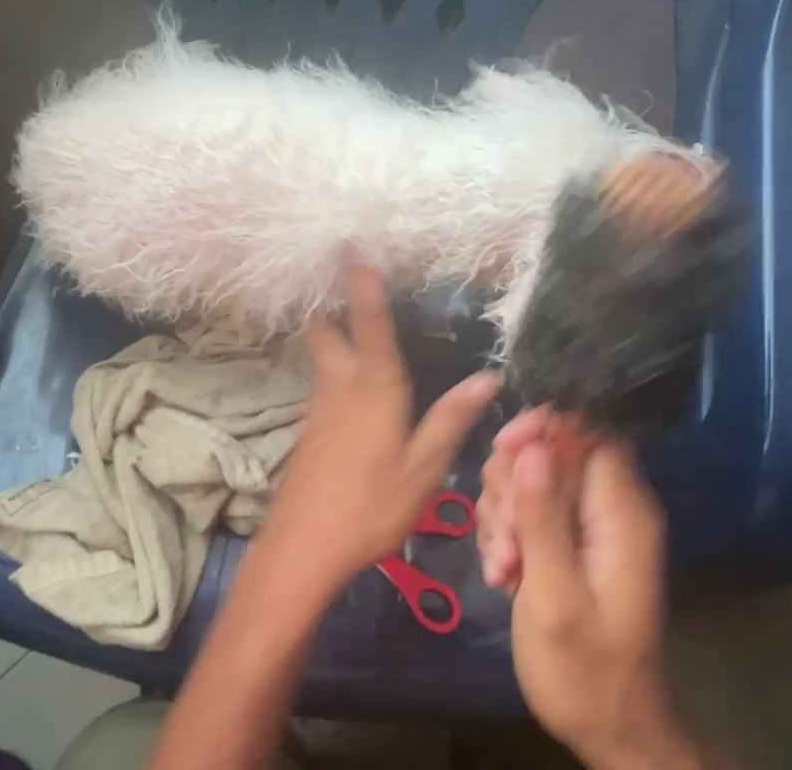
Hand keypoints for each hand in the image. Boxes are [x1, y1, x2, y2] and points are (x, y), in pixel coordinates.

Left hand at [261, 263, 500, 588]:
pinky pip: (322, 379)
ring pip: (321, 353)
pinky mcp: (308, 427)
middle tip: (338, 272)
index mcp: (373, 388)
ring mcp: (318, 406)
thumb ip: (451, 420)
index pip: (369, 322)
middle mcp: (339, 386)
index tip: (351, 244)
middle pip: (326, 328)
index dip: (362, 281)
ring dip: (329, 327)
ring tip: (347, 310)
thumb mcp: (423, 469)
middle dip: (330, 299)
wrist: (303, 546)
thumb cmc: (370, 506)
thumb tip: (488, 377)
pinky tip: (349, 376)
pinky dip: (332, 362)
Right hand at [479, 411, 711, 768]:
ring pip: (530, 480)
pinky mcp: (566, 543)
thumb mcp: (554, 596)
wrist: (608, 727)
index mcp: (621, 515)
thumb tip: (530, 447)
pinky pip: (525, 510)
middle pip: (550, 452)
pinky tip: (502, 573)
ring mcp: (587, 527)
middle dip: (511, 484)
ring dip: (502, 514)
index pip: (587, 433)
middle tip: (505, 539)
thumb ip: (542, 518)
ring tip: (503, 565)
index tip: (502, 452)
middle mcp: (608, 510)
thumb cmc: (585, 671)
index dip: (542, 430)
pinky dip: (504, 534)